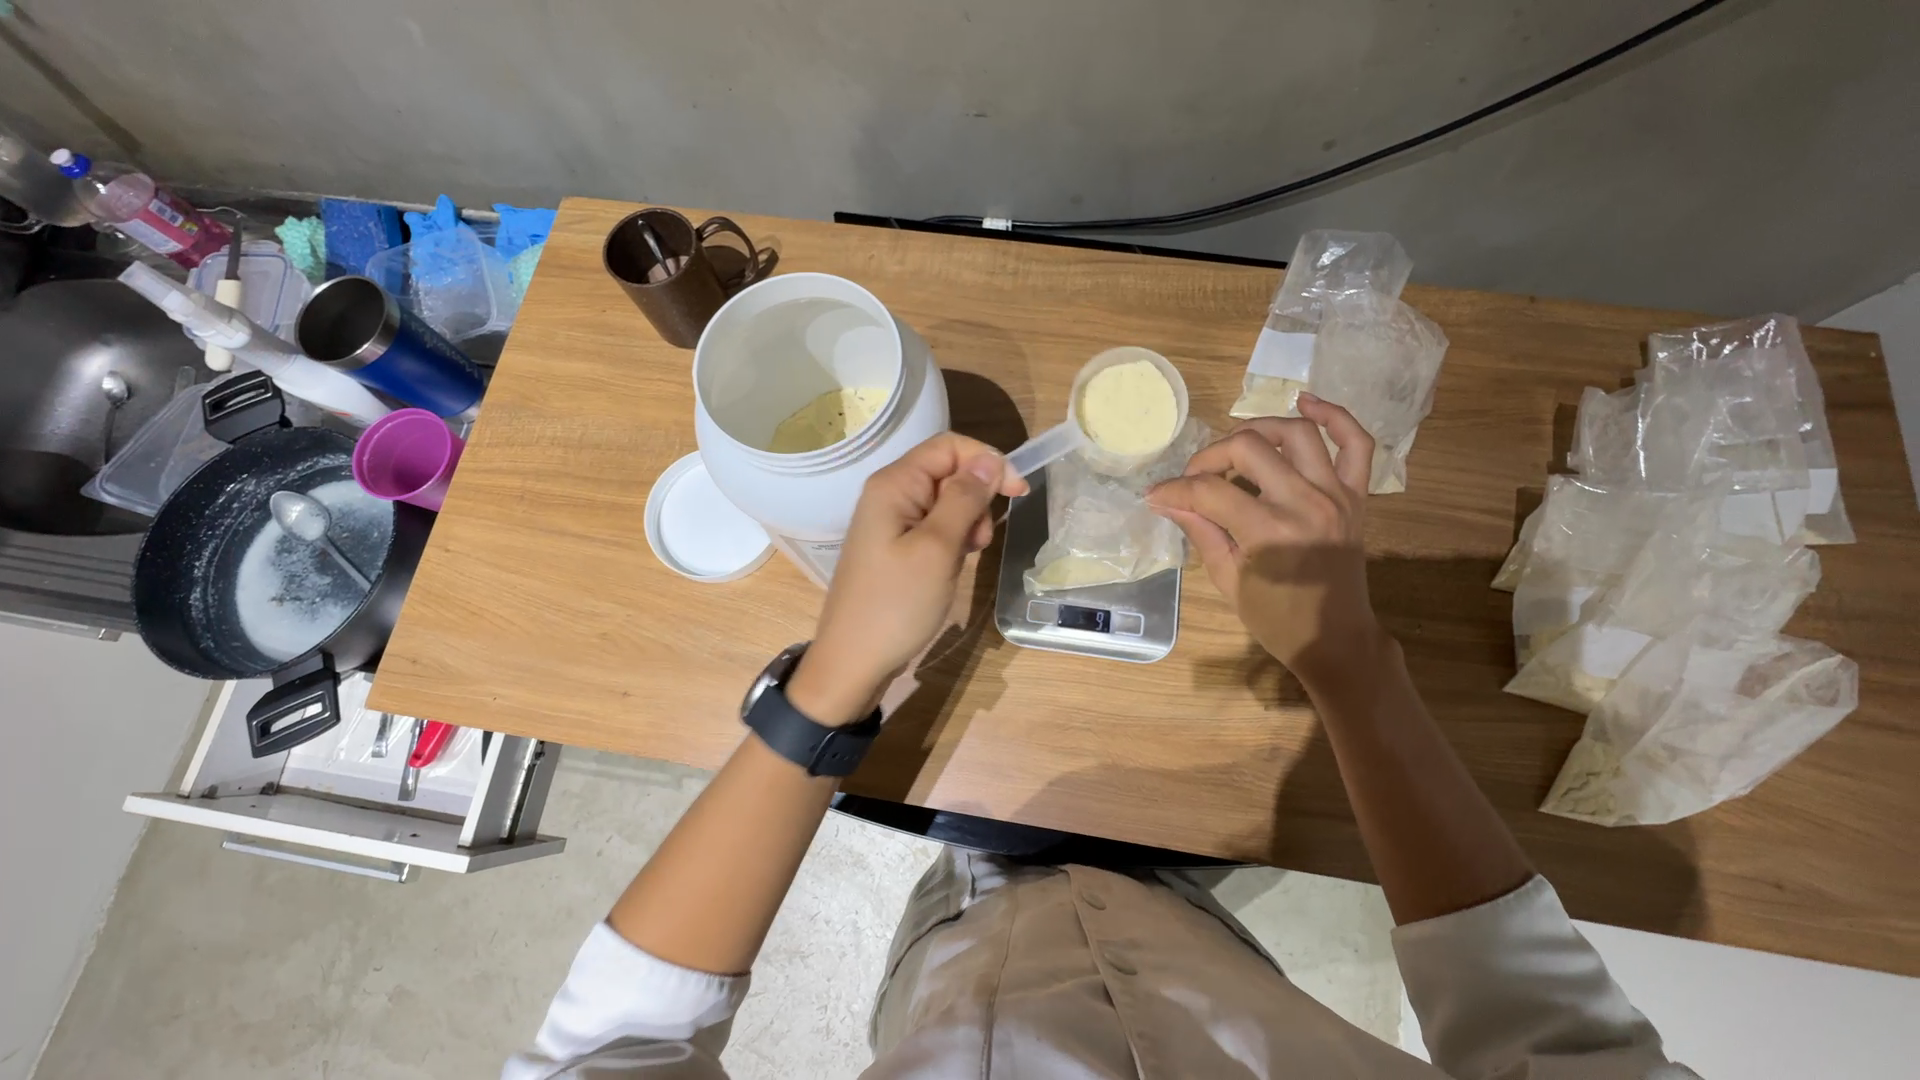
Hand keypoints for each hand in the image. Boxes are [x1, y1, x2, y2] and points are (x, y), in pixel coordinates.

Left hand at [785, 433, 1027, 725]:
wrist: (853, 661)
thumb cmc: (896, 604)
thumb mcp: (938, 549)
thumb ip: (964, 499)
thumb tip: (990, 459)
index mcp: (894, 484)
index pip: (949, 446)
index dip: (987, 461)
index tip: (1018, 492)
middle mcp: (889, 494)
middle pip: (948, 472)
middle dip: (976, 498)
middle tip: (981, 539)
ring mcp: (890, 522)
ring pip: (945, 502)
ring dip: (968, 522)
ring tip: (968, 556)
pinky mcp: (895, 548)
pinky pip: (934, 528)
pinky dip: (953, 540)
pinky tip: (954, 565)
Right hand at [1146, 393, 1383, 688]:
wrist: (1336, 638)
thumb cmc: (1275, 618)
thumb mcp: (1227, 580)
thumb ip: (1200, 530)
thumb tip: (1166, 499)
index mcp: (1269, 532)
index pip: (1210, 491)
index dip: (1175, 489)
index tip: (1156, 495)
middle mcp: (1305, 503)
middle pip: (1248, 448)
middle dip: (1209, 456)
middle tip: (1195, 477)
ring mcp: (1336, 495)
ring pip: (1296, 433)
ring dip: (1259, 429)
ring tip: (1236, 444)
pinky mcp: (1357, 495)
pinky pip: (1356, 443)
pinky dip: (1335, 416)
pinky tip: (1305, 404)